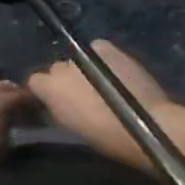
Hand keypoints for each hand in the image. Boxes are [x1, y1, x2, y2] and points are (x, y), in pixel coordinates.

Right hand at [26, 40, 170, 167]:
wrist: (149, 124)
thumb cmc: (107, 137)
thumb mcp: (71, 126)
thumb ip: (58, 108)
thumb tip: (56, 102)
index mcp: (49, 89)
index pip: (35, 81)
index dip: (46, 90)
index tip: (58, 100)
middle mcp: (61, 67)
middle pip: (56, 68)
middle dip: (66, 79)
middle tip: (83, 94)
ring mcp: (84, 55)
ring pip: (77, 58)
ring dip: (84, 68)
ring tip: (103, 81)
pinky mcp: (107, 48)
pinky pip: (97, 48)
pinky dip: (102, 56)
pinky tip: (113, 69)